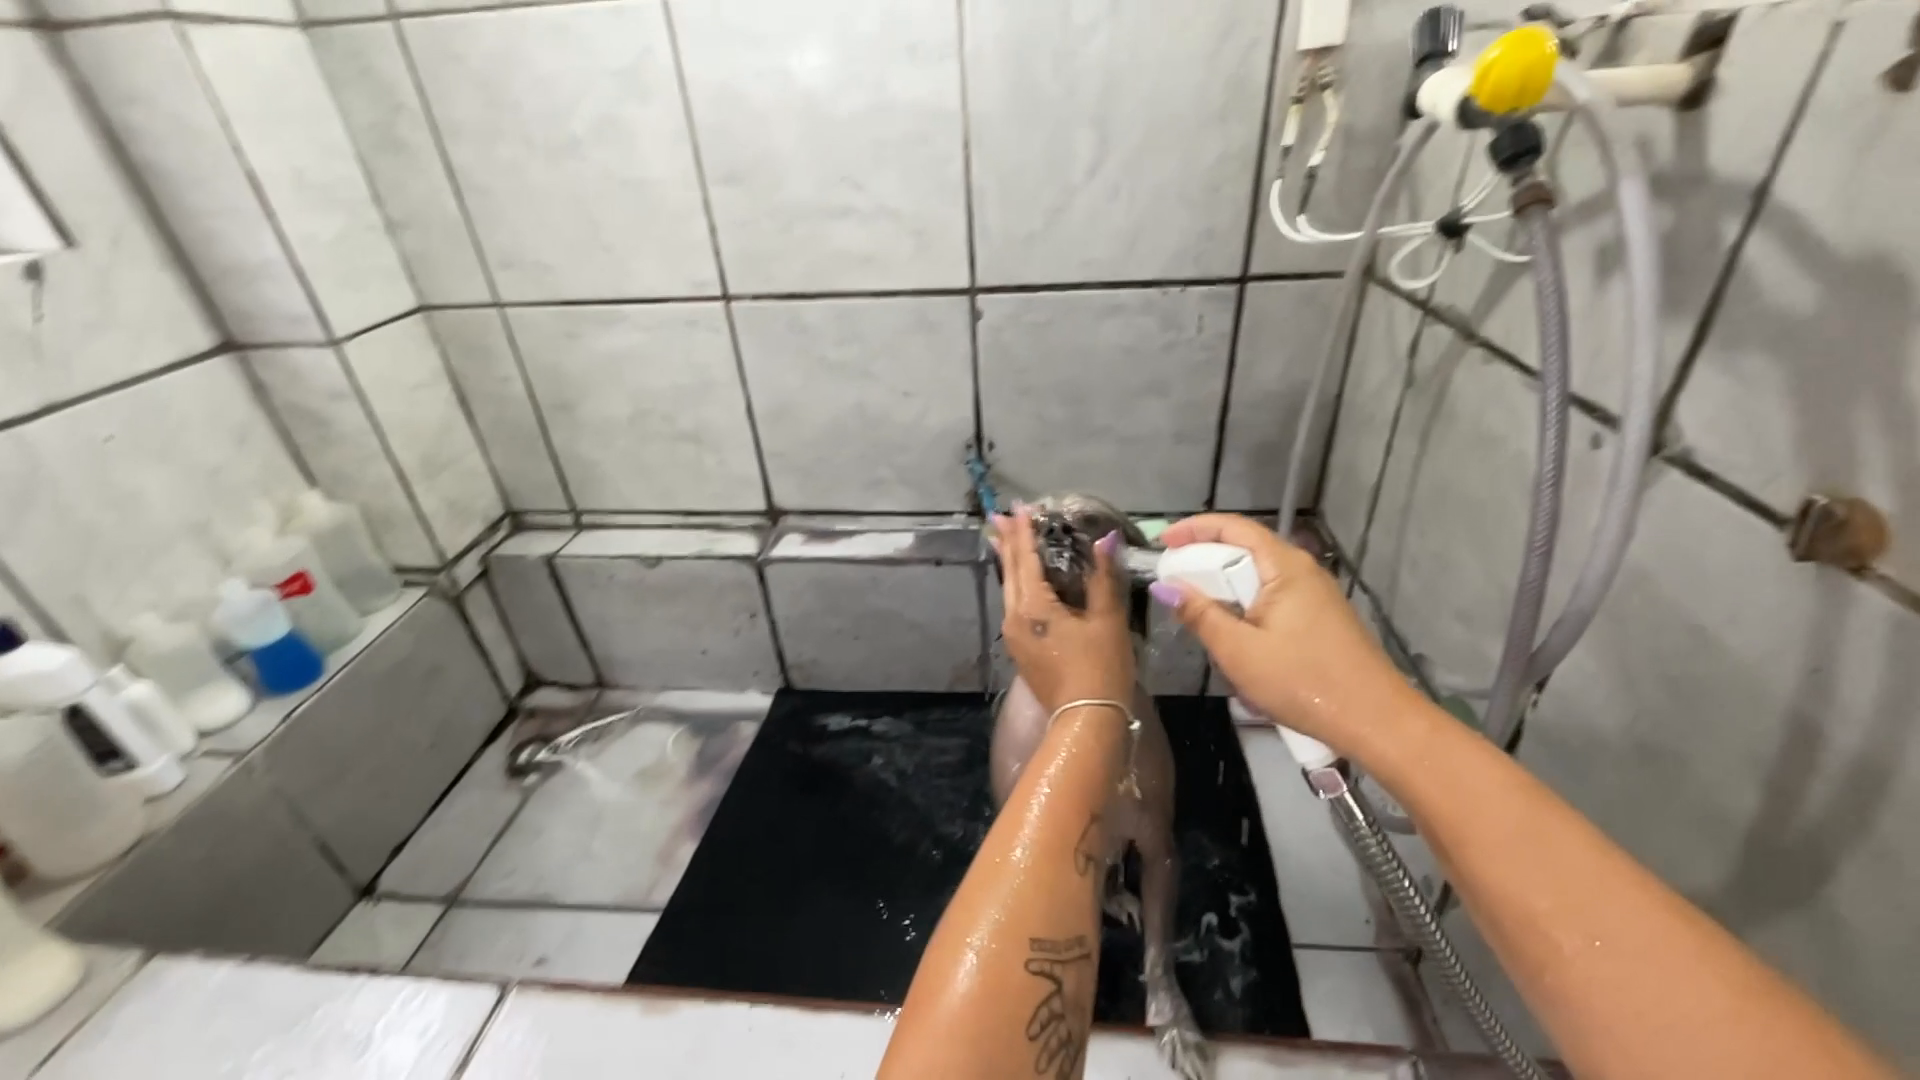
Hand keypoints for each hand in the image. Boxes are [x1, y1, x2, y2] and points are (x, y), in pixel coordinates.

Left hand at [991, 508, 1135, 711]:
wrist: (1086, 721)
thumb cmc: (1100, 668)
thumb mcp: (1107, 620)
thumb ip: (1103, 577)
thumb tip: (1107, 538)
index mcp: (1032, 607)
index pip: (1026, 559)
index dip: (1024, 532)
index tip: (1020, 508)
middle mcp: (1014, 619)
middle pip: (1010, 573)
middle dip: (1007, 544)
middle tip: (1000, 517)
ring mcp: (1014, 638)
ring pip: (1009, 591)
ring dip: (1010, 564)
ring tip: (1006, 541)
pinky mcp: (1021, 652)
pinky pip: (1014, 607)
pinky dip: (1017, 586)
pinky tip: (1022, 582)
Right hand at [1152, 514, 1411, 754]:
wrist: (1375, 721)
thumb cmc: (1303, 682)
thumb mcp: (1239, 651)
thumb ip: (1199, 614)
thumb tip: (1164, 586)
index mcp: (1285, 567)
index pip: (1234, 527)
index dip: (1193, 529)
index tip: (1162, 543)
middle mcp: (1302, 571)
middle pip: (1244, 551)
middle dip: (1204, 565)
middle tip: (1171, 585)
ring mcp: (1313, 595)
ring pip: (1256, 581)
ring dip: (1224, 594)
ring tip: (1199, 620)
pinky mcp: (1318, 619)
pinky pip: (1270, 602)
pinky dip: (1244, 612)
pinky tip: (1235, 644)